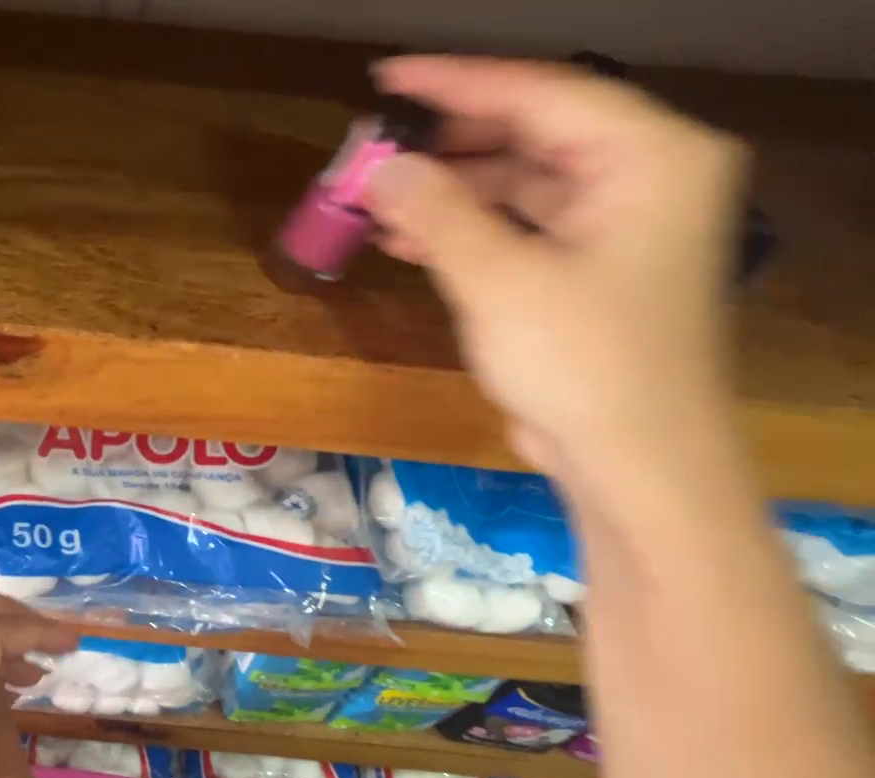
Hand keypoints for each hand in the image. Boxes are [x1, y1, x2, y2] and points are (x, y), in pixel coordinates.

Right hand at [364, 57, 748, 475]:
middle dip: (448, 144)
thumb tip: (380, 169)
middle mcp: (644, 175)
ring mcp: (619, 223)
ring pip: (522, 181)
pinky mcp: (592, 266)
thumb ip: (438, 215)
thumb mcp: (498, 281)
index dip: (457, 84)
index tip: (386, 79)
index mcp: (648, 157)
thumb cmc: (579, 360)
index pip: (542, 92)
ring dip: (449, 192)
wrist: (632, 454)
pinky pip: (522, 225)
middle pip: (534, 132)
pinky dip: (467, 228)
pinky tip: (409, 240)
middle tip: (374, 153)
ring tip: (376, 203)